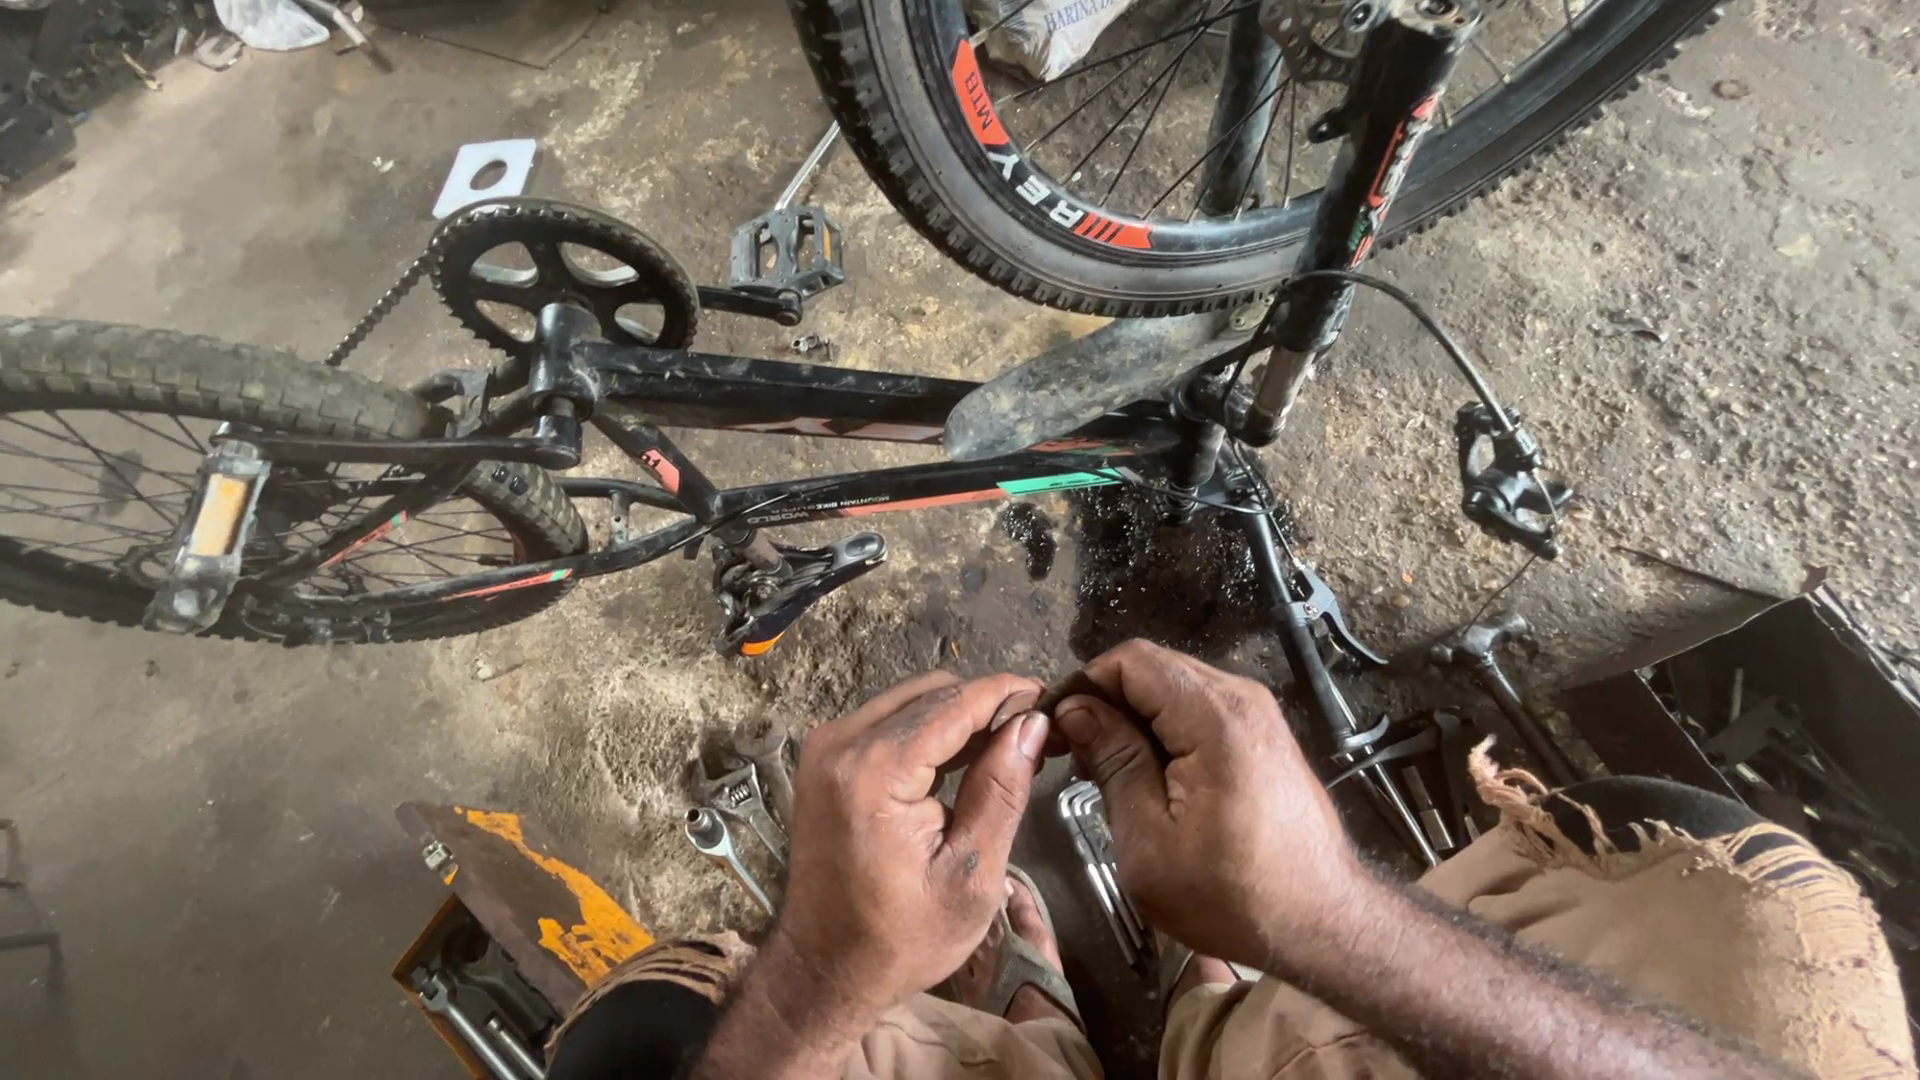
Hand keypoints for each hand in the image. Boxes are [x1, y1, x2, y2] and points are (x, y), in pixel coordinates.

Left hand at [775, 671, 1048, 1019]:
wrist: (822, 968)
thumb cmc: (900, 939)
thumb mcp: (970, 877)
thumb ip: (1001, 792)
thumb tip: (1031, 723)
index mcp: (873, 772)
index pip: (953, 705)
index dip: (1004, 693)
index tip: (1046, 694)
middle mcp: (841, 743)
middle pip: (931, 693)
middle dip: (984, 704)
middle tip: (1030, 730)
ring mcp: (826, 745)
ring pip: (911, 700)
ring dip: (958, 714)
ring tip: (1005, 743)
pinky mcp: (824, 755)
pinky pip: (888, 718)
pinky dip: (929, 728)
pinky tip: (962, 755)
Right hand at [1053, 640, 1366, 970]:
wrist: (1325, 926)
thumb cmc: (1232, 894)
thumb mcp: (1150, 839)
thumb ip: (1112, 760)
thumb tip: (1072, 709)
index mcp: (1214, 716)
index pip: (1130, 660)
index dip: (1084, 686)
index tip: (1056, 731)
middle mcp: (1239, 696)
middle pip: (1149, 667)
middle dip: (1103, 701)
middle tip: (1073, 753)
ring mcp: (1255, 711)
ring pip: (1168, 685)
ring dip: (1129, 716)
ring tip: (1104, 767)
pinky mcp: (1258, 730)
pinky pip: (1192, 706)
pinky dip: (1158, 727)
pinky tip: (1144, 772)